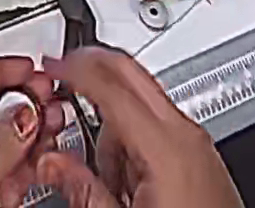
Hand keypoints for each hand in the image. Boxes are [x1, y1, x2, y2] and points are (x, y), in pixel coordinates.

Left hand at [0, 57, 62, 207]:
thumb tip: (24, 113)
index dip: (0, 69)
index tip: (30, 67)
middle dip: (24, 95)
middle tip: (50, 91)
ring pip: (10, 136)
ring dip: (36, 124)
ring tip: (58, 117)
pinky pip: (19, 168)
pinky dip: (38, 157)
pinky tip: (53, 150)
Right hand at [36, 48, 242, 207]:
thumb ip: (84, 189)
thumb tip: (52, 162)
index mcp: (166, 147)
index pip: (110, 85)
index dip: (74, 69)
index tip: (52, 65)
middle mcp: (186, 136)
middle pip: (130, 72)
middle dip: (93, 69)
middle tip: (65, 75)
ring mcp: (198, 146)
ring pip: (142, 99)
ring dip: (113, 116)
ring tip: (107, 176)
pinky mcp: (202, 160)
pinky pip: (158, 124)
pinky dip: (134, 134)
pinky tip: (129, 181)